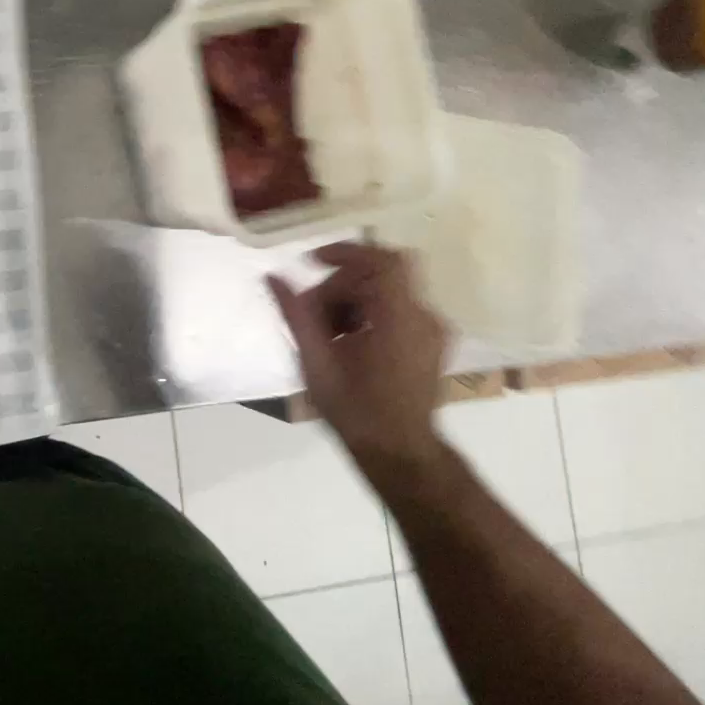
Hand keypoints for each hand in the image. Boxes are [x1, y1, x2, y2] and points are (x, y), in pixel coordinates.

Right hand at [268, 243, 450, 477]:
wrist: (400, 452)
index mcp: (399, 320)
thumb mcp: (316, 362)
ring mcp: (432, 330)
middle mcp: (424, 318)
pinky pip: (396, 309)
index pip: (384, 262)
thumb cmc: (355, 411)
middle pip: (378, 276)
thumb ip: (296, 314)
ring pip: (385, 292)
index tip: (312, 262)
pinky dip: (367, 313)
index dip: (347, 251)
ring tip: (327, 334)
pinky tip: (346, 342)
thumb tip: (272, 277)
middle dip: (339, 286)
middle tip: (312, 316)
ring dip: (350, 301)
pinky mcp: (431, 341)